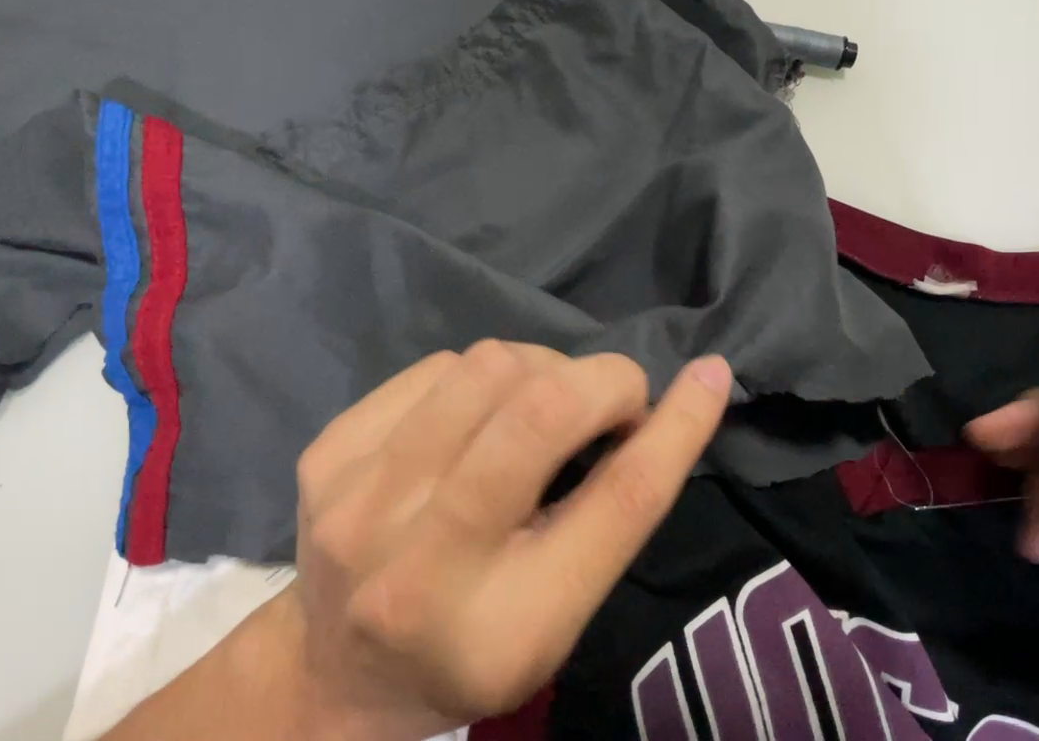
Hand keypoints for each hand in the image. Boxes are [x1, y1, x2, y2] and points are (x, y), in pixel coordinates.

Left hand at [292, 342, 731, 736]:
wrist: (338, 673)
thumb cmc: (477, 646)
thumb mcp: (563, 609)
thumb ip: (615, 510)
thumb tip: (683, 393)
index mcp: (506, 622)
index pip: (616, 502)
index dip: (675, 428)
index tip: (711, 374)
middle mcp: (422, 561)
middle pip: (540, 413)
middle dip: (601, 382)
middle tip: (610, 401)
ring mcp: (359, 500)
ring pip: (486, 367)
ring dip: (541, 369)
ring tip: (540, 406)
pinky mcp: (326, 454)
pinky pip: (436, 366)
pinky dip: (480, 377)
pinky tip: (475, 417)